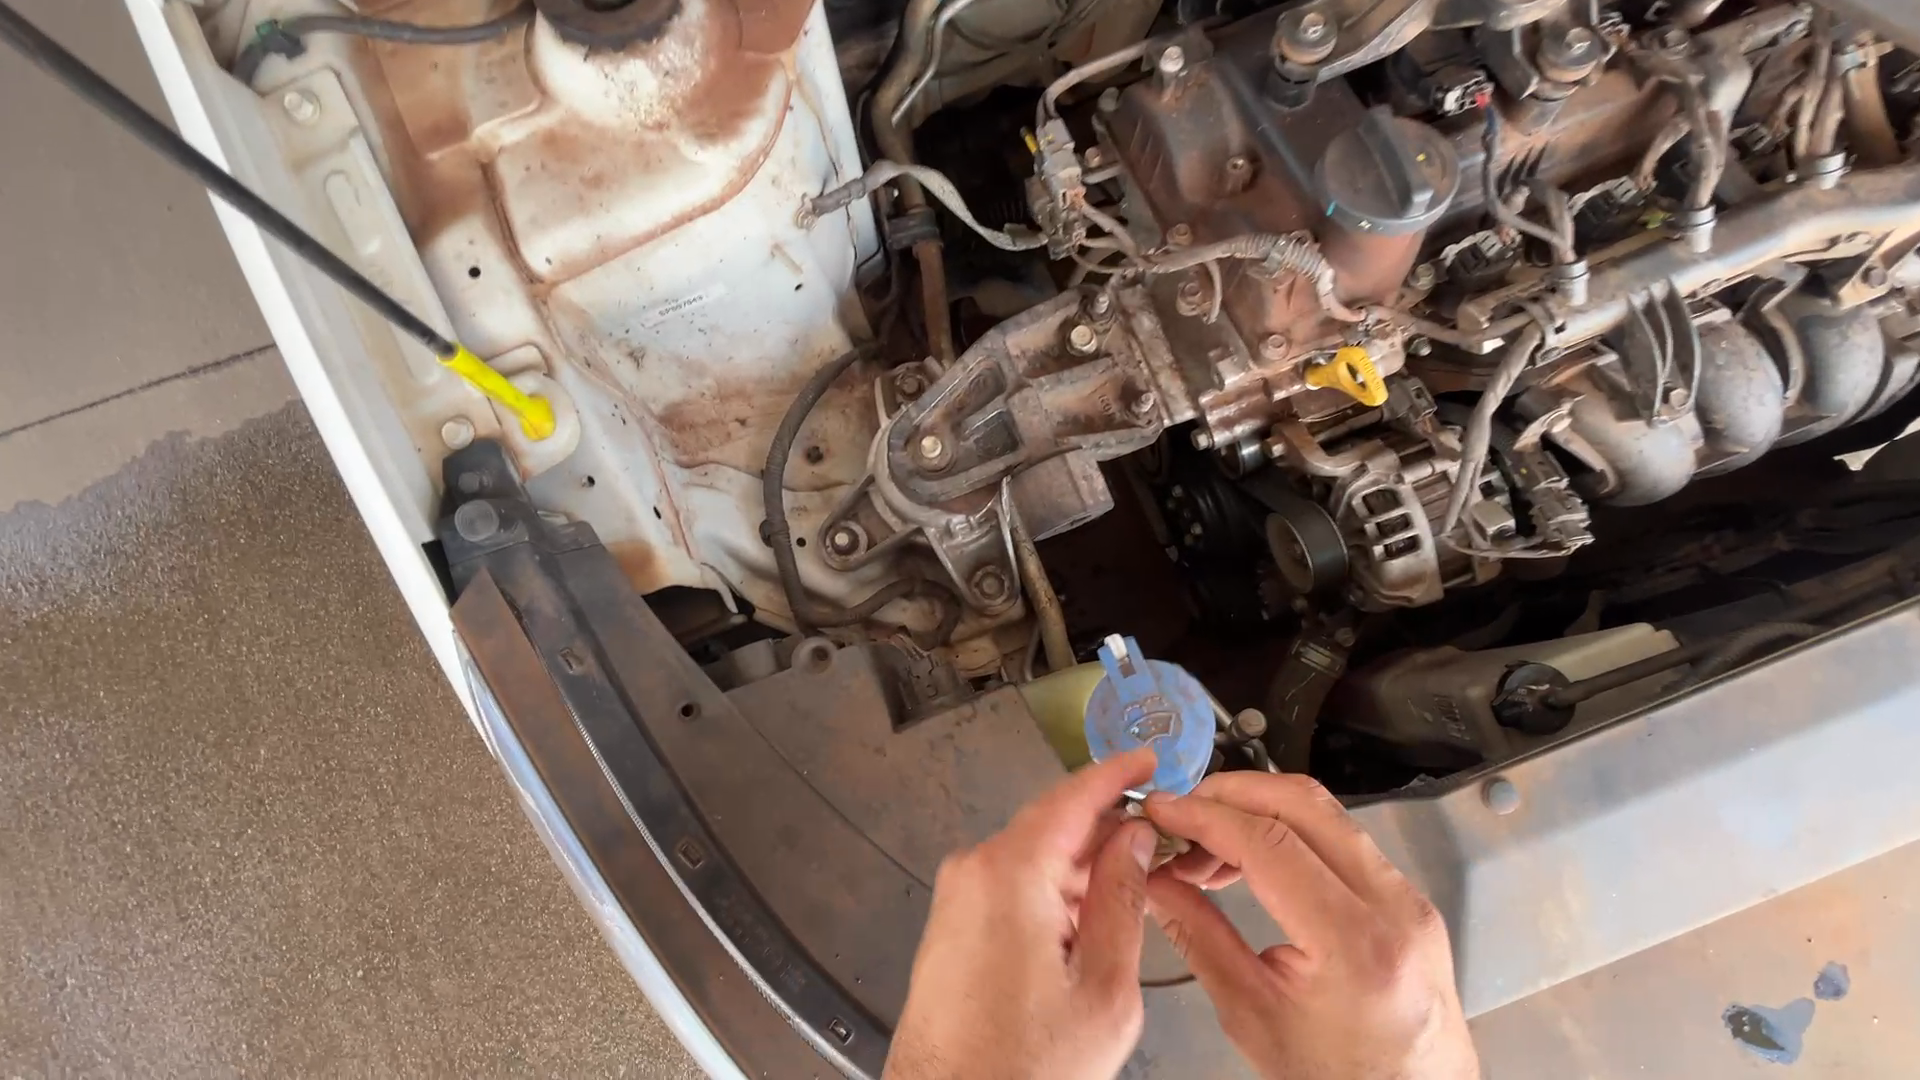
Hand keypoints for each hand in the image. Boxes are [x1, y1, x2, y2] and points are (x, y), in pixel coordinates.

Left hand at [885, 749, 1159, 1079]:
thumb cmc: (1025, 1068)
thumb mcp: (1102, 989)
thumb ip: (1122, 900)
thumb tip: (1134, 841)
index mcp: (1010, 872)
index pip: (1071, 798)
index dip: (1114, 775)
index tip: (1146, 759)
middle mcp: (974, 867)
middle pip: (1051, 824)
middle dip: (1105, 825)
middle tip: (1154, 833)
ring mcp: (957, 892)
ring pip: (1031, 854)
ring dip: (1080, 860)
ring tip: (1130, 878)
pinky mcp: (952, 918)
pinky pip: (1009, 880)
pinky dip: (1050, 885)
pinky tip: (1084, 910)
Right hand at [1142, 773, 1478, 1079]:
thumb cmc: (1332, 1079)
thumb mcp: (1250, 1015)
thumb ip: (1196, 935)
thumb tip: (1150, 876)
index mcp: (1353, 944)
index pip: (1268, 842)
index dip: (1204, 815)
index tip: (1159, 809)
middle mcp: (1393, 905)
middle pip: (1300, 802)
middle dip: (1229, 793)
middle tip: (1180, 817)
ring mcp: (1408, 895)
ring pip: (1321, 809)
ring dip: (1254, 808)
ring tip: (1206, 848)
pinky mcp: (1408, 896)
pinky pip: (1337, 834)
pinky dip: (1283, 829)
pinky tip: (1247, 860)